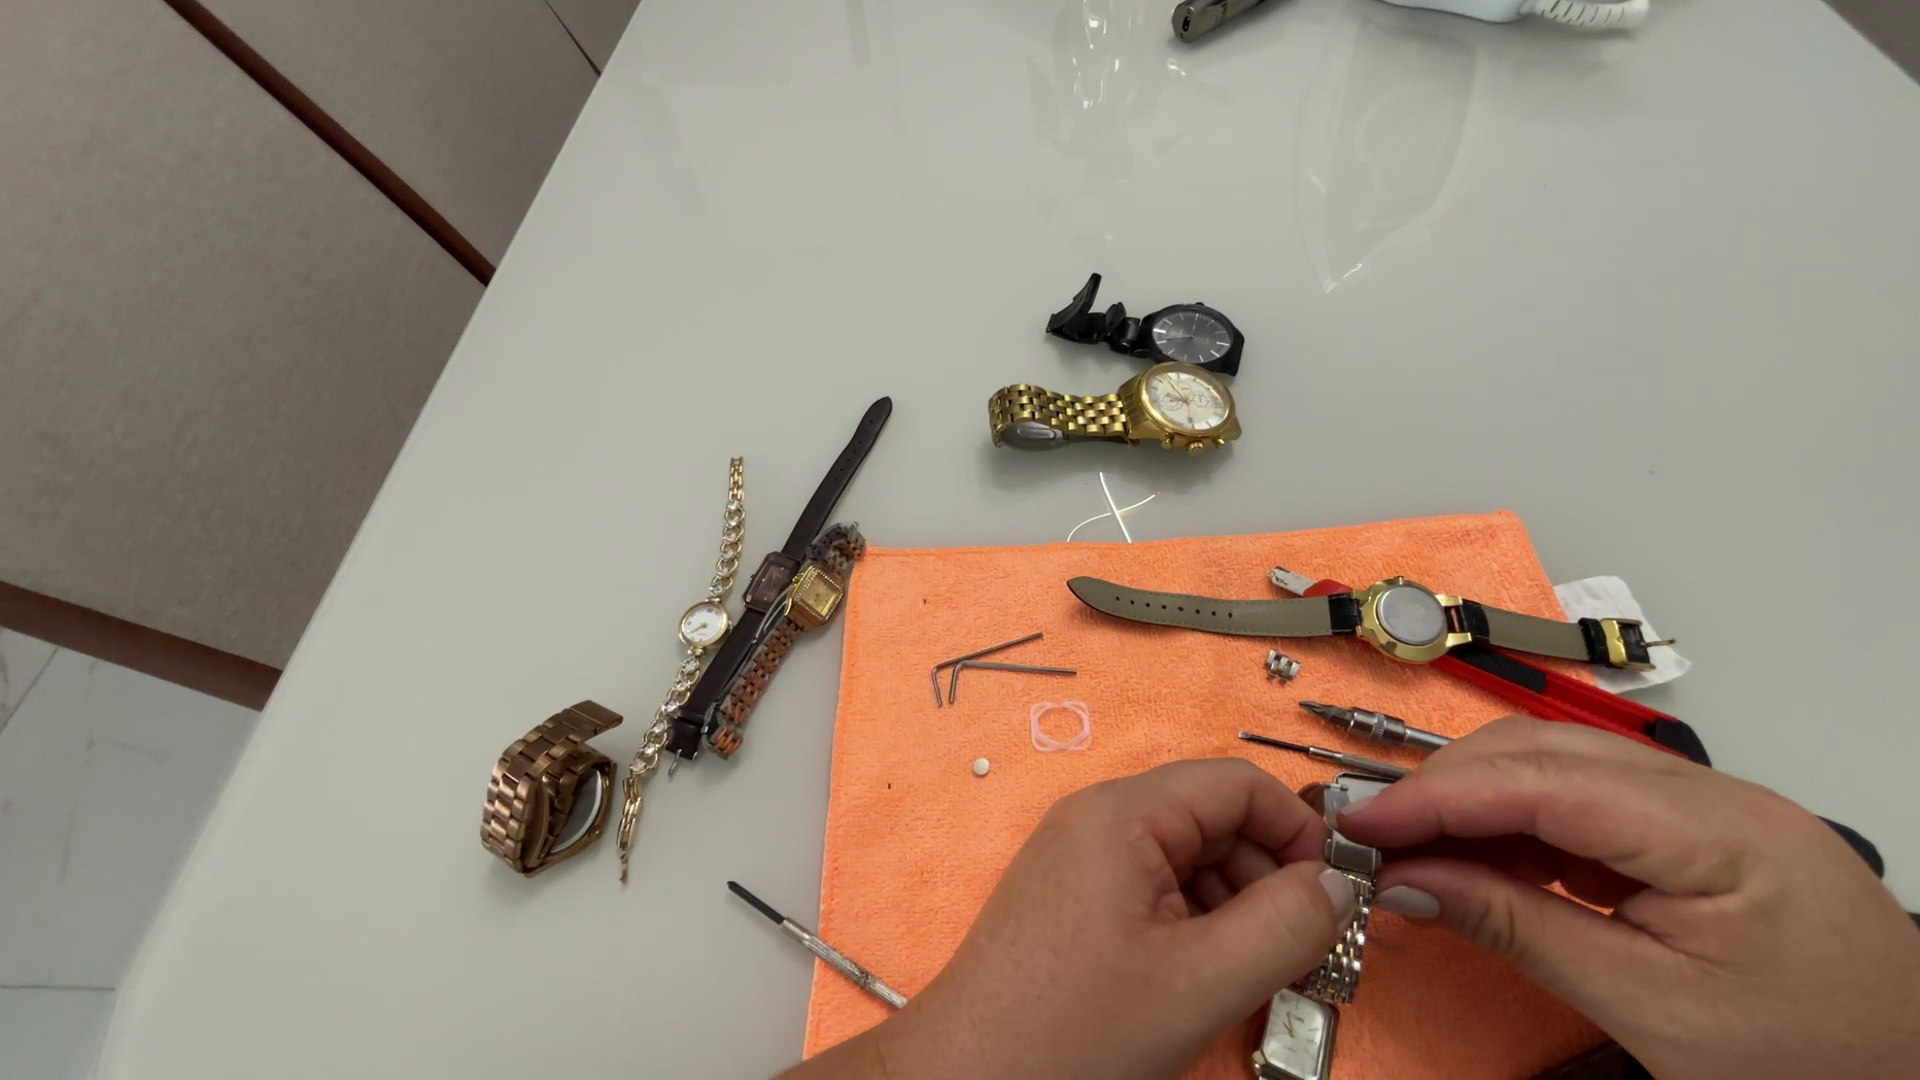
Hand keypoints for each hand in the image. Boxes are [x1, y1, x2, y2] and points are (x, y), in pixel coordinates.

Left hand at [785, 759, 1353, 1079]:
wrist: (970, 1074)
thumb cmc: (1081, 1027)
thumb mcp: (1202, 981)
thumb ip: (1286, 925)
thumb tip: (1340, 881)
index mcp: (1123, 811)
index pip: (1234, 782)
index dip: (1294, 831)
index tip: (1334, 900)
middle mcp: (1097, 816)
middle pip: (1212, 821)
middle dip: (1266, 882)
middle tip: (1302, 961)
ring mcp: (1080, 853)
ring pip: (1186, 860)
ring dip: (1233, 911)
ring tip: (1252, 981)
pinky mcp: (1072, 892)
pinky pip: (1152, 888)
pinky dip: (1193, 925)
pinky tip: (1202, 981)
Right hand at [1337, 716, 1919, 1079]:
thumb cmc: (1811, 1065)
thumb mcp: (1649, 1009)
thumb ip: (1514, 927)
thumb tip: (1399, 882)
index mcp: (1718, 831)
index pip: (1539, 781)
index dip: (1435, 796)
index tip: (1358, 823)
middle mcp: (1705, 789)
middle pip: (1534, 749)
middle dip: (1442, 788)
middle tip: (1375, 838)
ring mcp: (1694, 799)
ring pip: (1541, 761)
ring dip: (1467, 801)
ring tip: (1415, 851)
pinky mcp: (1678, 822)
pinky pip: (1566, 797)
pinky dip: (1505, 823)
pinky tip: (1475, 860)